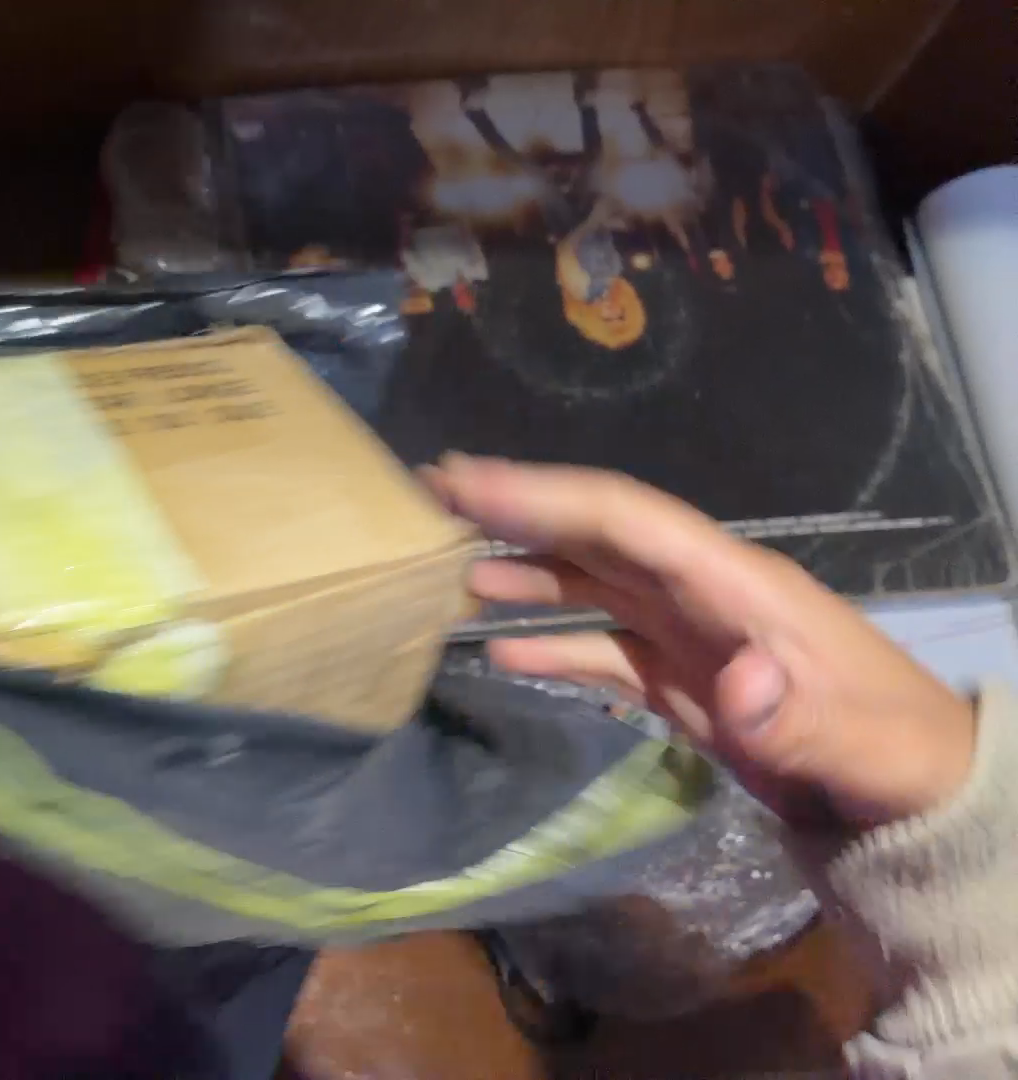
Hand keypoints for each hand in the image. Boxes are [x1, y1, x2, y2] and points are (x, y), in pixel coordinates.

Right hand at [421, 455, 976, 829]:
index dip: (541, 497)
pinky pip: (593, 645)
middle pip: (588, 533)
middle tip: (436, 489)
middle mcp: (692, 589)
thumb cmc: (900, 759)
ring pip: (582, 581)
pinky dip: (545, 645)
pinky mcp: (669, 671)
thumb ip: (802, 716)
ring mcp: (678, 629)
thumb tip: (740, 684)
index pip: (621, 520)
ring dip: (518, 568)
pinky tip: (500, 653)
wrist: (920, 796)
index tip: (467, 484)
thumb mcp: (867, 743)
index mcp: (731, 582)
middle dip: (512, 506)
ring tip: (451, 566)